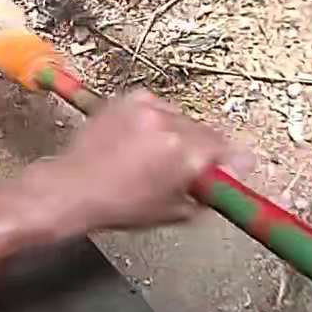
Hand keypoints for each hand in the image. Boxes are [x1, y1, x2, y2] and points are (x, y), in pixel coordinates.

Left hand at [9, 91, 244, 239]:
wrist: (74, 187)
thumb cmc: (117, 203)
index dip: (233, 160)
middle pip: (202, 130)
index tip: (236, 166)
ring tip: (161, 153)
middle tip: (197, 165)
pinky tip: (143, 138)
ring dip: (177, 131)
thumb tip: (218, 188)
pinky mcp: (122, 101)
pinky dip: (153, 119)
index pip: (225, 147)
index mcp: (183, 149)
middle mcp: (164, 122)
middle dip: (204, 147)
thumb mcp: (173, 211)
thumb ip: (204, 195)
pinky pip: (150, 106)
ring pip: (176, 116)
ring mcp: (141, 108)